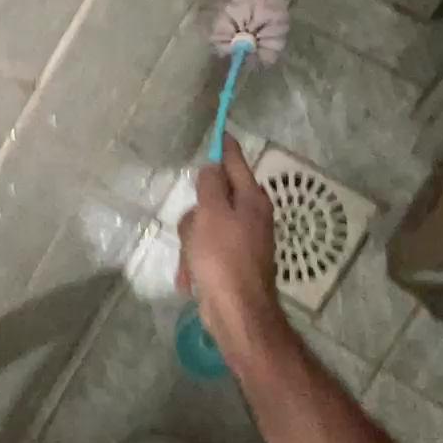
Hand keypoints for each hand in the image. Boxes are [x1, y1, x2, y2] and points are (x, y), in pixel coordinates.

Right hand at [177, 135, 290, 363]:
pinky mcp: (230, 263)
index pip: (236, 162)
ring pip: (203, 226)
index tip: (218, 131)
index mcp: (252, 200)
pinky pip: (204, 251)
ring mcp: (241, 241)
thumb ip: (210, 186)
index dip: (224, 147)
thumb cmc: (223, 258)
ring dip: (190, 243)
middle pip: (213, 197)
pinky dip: (194, 263)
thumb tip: (212, 168)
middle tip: (193, 229)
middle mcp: (251, 216)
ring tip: (192, 261)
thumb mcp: (211, 214)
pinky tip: (190, 279)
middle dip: (195, 214)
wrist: (236, 312)